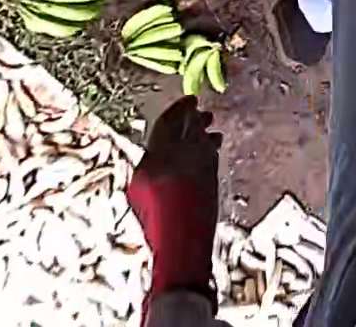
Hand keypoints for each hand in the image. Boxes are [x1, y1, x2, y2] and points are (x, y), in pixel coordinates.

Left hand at [127, 96, 221, 298]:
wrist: (182, 256)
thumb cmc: (193, 208)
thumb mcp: (201, 163)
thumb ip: (196, 136)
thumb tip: (193, 116)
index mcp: (152, 159)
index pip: (165, 123)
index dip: (182, 108)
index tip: (195, 99)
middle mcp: (143, 172)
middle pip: (166, 140)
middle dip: (188, 128)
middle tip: (208, 118)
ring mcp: (144, 190)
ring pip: (169, 157)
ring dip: (189, 146)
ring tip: (213, 141)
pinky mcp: (150, 206)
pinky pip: (167, 174)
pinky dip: (184, 165)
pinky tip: (204, 166)